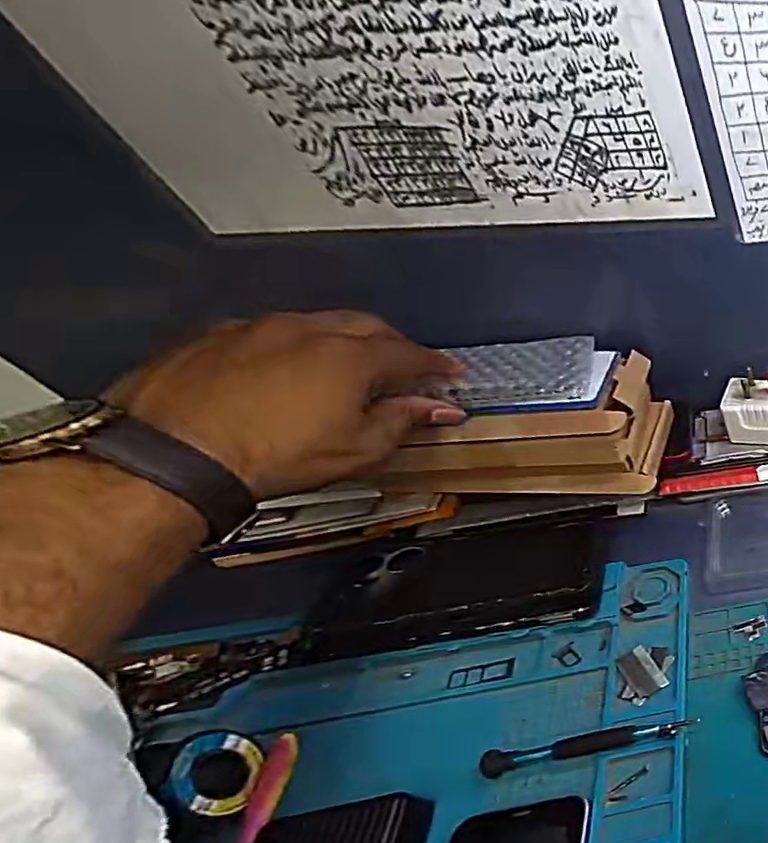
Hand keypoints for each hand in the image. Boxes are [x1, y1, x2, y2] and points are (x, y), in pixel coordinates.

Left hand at [107, 311, 464, 497]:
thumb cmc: (279, 453)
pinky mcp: (213, 337)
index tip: (451, 372)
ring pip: (317, 322)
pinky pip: (273, 331)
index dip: (436, 364)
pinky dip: (299, 344)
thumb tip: (439, 407)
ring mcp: (255, 328)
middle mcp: (305, 330)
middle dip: (395, 343)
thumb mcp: (361, 447)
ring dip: (346, 339)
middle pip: (366, 324)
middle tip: (410, 366)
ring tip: (355, 364)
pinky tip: (297, 368)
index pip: (409, 353)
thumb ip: (404, 419)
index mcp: (350, 357)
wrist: (174, 453)